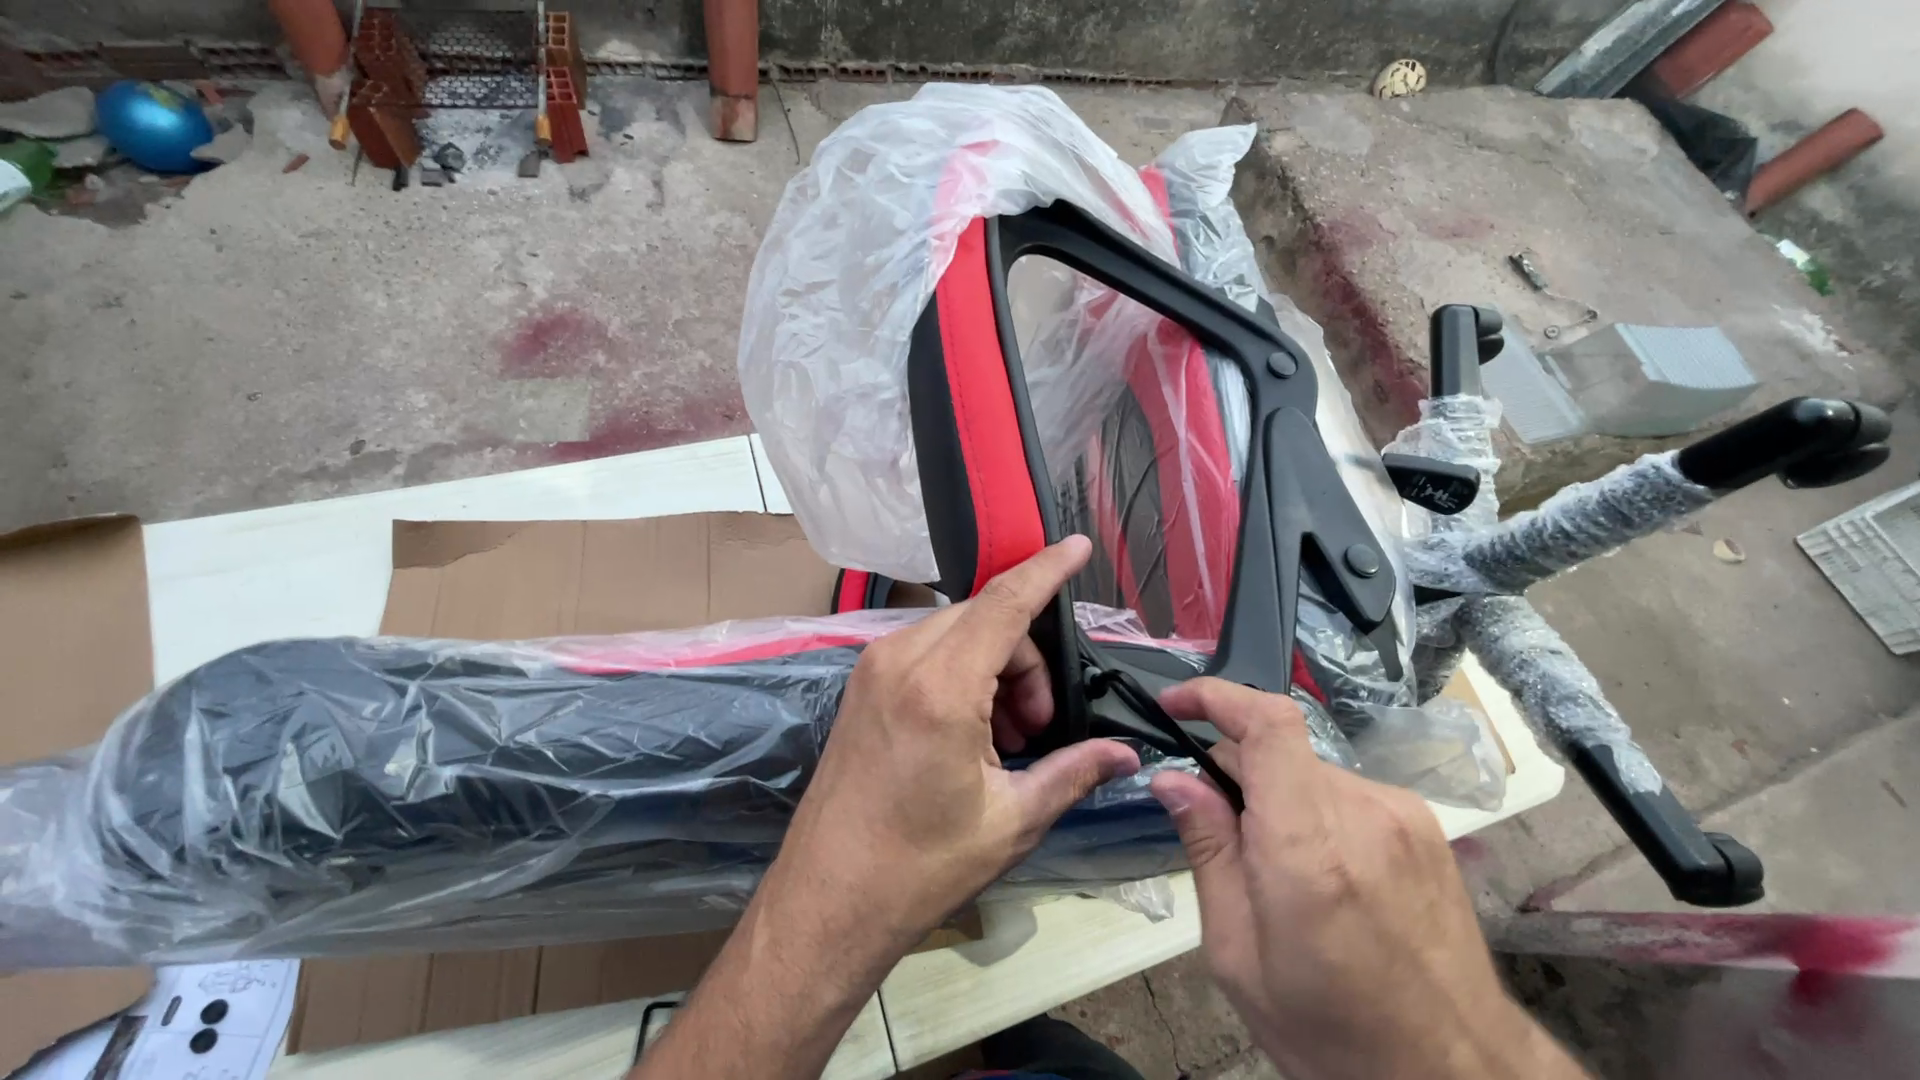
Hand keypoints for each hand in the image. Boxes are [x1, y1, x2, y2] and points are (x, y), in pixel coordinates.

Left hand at [769, 534, 1141, 958]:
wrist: (827, 899)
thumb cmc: (920, 866)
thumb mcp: (1010, 821)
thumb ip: (1072, 772)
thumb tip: (1126, 754)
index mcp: (940, 687)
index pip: (1005, 603)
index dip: (1047, 570)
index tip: (1078, 545)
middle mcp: (900, 660)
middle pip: (986, 617)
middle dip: (1028, 658)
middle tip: (1039, 726)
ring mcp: (873, 668)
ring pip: (957, 631)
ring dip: (996, 666)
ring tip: (1005, 739)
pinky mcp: (861, 684)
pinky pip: (928, 650)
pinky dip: (963, 672)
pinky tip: (971, 732)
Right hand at [1149, 679, 1586, 1079]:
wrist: (1453, 1074)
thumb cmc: (1328, 1030)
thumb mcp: (1237, 954)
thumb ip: (1207, 851)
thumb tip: (1173, 779)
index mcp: (1309, 849)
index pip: (1268, 724)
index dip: (1215, 695)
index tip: (1175, 703)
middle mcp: (1364, 814)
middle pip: (1278, 749)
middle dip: (1232, 769)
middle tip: (1215, 828)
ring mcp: (1404, 817)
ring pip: (1309, 770)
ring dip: (1274, 794)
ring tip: (1272, 868)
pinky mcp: (1425, 827)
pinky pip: (1346, 791)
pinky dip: (1312, 808)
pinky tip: (1320, 872)